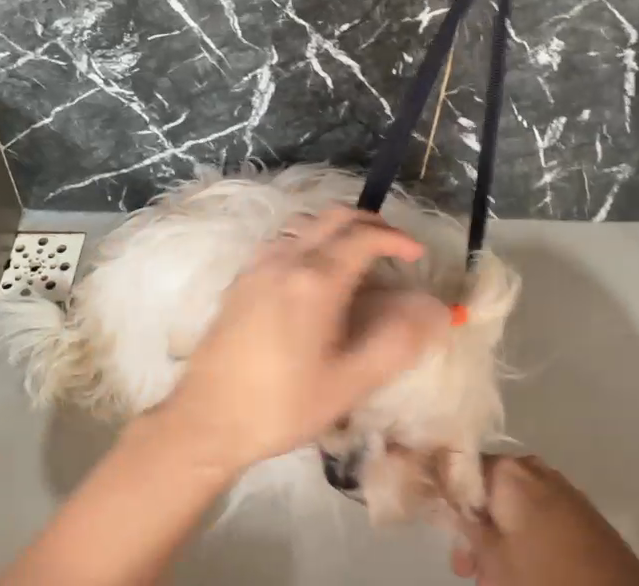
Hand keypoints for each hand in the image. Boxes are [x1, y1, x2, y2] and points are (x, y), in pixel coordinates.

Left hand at [151, 208, 449, 475]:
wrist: (206, 420)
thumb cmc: (282, 405)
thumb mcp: (348, 384)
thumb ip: (395, 342)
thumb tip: (431, 310)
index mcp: (315, 280)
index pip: (364, 237)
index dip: (397, 239)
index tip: (417, 254)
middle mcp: (286, 259)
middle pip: (335, 217)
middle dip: (370, 223)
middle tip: (394, 247)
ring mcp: (258, 265)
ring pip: (306, 224)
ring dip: (338, 229)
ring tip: (359, 257)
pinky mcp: (241, 279)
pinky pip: (284, 240)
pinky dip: (311, 240)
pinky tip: (316, 275)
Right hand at [452, 456, 638, 585]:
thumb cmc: (548, 579)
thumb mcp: (494, 559)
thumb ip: (466, 524)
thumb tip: (444, 493)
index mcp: (508, 472)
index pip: (459, 467)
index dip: (442, 495)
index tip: (436, 526)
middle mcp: (532, 469)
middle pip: (486, 489)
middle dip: (472, 527)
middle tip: (465, 569)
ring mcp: (559, 490)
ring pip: (511, 507)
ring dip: (496, 539)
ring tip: (491, 579)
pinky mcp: (578, 513)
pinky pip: (536, 517)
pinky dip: (522, 540)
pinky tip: (520, 571)